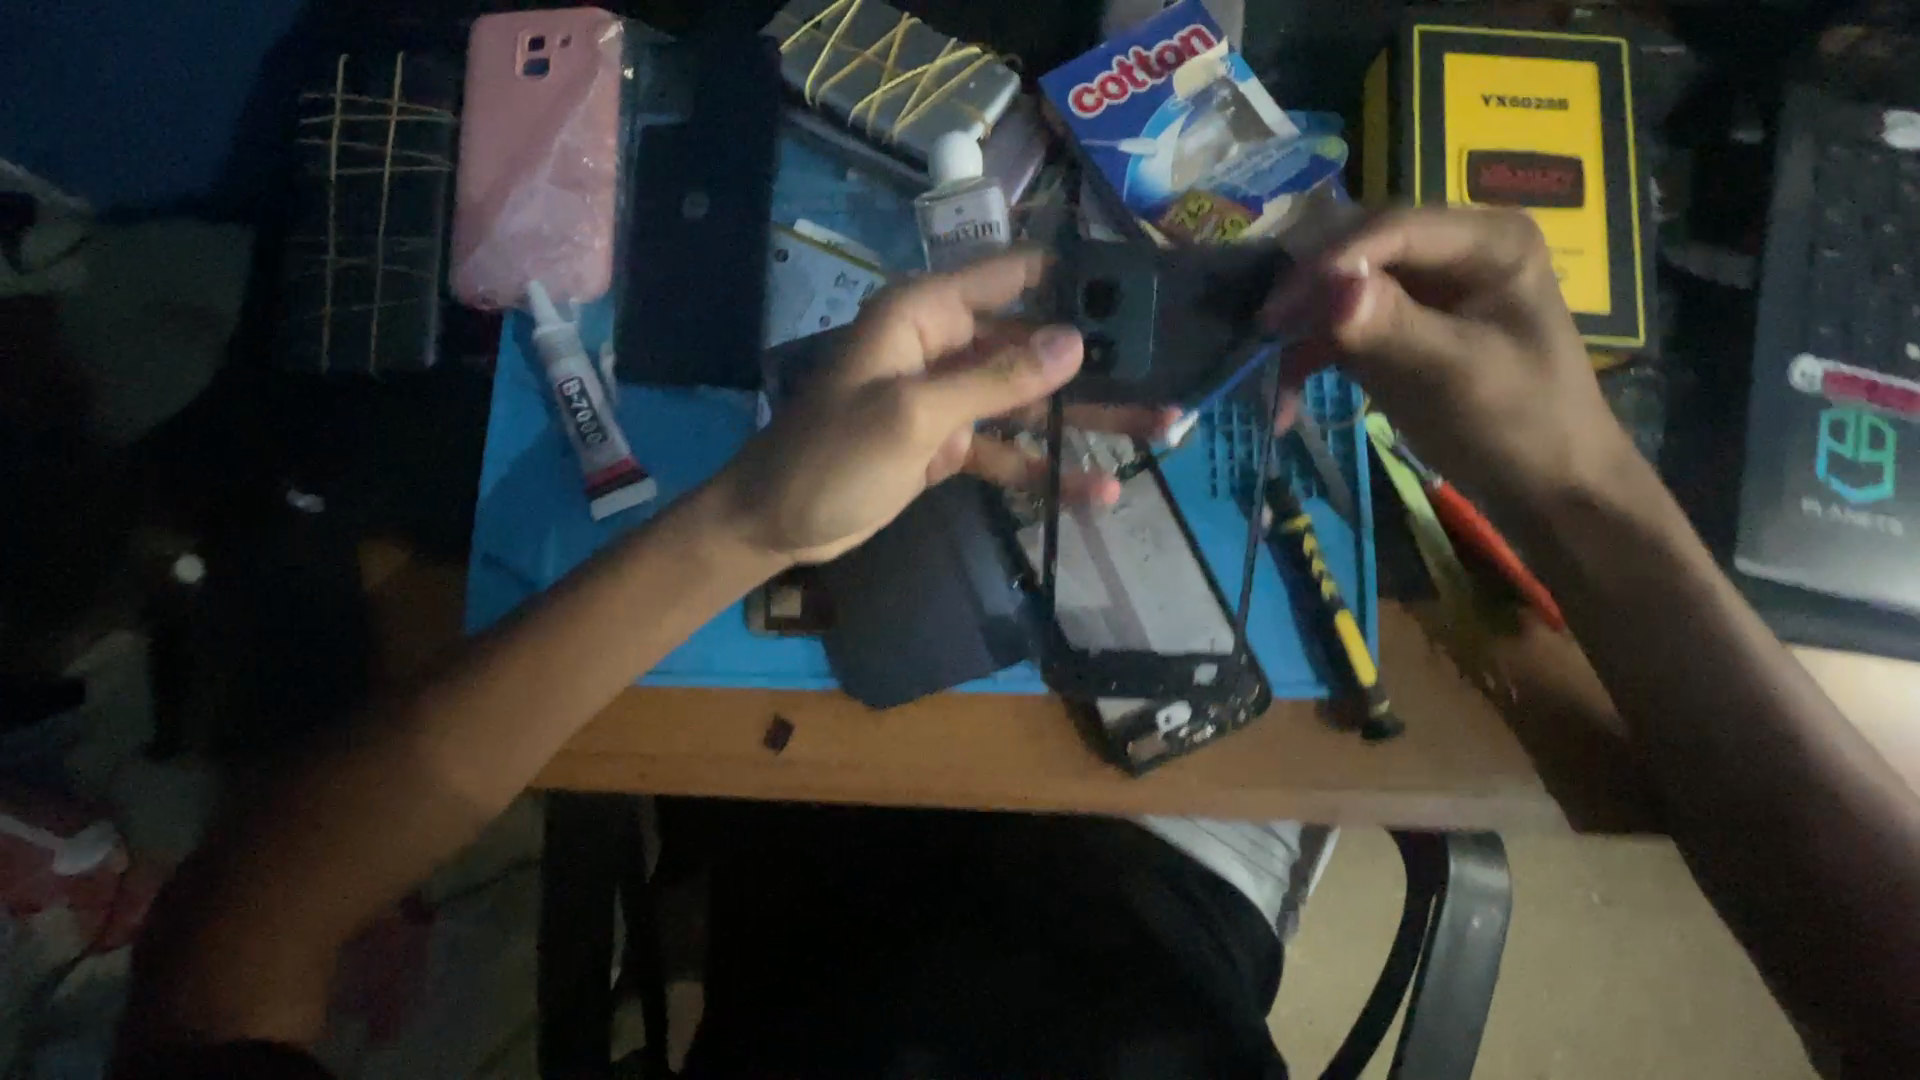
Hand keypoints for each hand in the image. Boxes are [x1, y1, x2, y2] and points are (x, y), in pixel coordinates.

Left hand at [717, 252, 1166, 565]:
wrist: (779, 521)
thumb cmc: (832, 456)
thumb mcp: (913, 414)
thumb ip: (994, 380)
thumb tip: (1074, 344)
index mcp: (925, 314)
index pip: (1012, 277)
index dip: (1074, 281)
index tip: (1141, 291)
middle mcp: (944, 345)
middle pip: (1034, 346)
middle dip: (1097, 365)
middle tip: (1169, 376)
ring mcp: (951, 398)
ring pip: (1031, 402)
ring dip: (1088, 420)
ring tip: (1160, 430)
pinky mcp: (951, 444)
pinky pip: (1010, 450)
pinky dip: (1048, 470)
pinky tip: (1097, 492)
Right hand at [1262, 206, 1630, 509]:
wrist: (1541, 484)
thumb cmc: (1517, 423)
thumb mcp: (1455, 373)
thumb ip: (1393, 327)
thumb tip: (1332, 290)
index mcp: (1487, 242)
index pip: (1393, 228)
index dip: (1332, 262)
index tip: (1279, 309)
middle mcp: (1449, 252)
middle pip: (1355, 252)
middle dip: (1307, 294)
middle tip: (1265, 336)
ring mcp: (1417, 291)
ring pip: (1334, 290)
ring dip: (1298, 332)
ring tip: (1268, 374)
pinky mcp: (1392, 328)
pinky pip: (1334, 329)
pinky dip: (1307, 361)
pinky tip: (1284, 404)